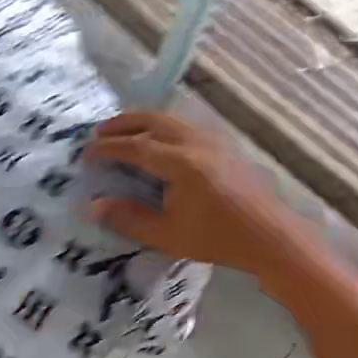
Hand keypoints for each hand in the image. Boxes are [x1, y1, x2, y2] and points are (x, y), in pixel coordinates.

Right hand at [84, 112, 304, 274]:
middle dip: (123, 124)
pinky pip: (185, 125)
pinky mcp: (224, 145)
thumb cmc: (218, 238)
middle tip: (100, 132)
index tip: (87, 153)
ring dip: (143, 121)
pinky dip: (163, 125)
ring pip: (171, 119)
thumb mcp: (168, 236)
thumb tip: (95, 206)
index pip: (135, 147)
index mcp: (179, 163)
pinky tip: (160, 139)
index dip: (108, 148)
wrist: (270, 236)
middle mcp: (194, 142)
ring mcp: (212, 140)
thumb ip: (130, 219)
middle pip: (152, 121)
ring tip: (125, 131)